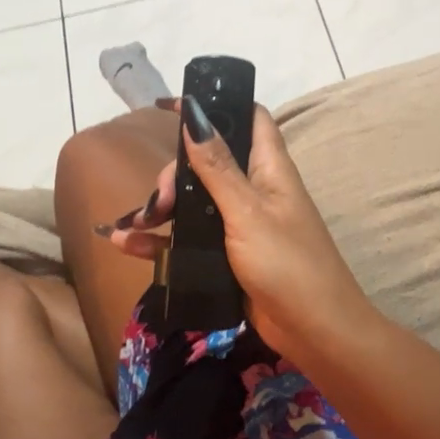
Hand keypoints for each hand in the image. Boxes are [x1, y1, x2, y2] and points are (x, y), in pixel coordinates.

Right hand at [103, 99, 376, 354]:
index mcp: (269, 169)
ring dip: (160, 208)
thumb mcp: (248, 213)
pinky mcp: (226, 257)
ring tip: (134, 225)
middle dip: (174, 175)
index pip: (247, 118)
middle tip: (157, 203)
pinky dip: (159, 242)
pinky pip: (187, 241)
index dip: (215, 105)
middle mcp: (254, 190)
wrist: (314, 332)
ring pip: (192, 203)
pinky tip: (125, 245)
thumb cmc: (288, 265)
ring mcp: (240, 225)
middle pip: (206, 162)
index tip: (172, 105)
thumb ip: (218, 168)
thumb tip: (194, 116)